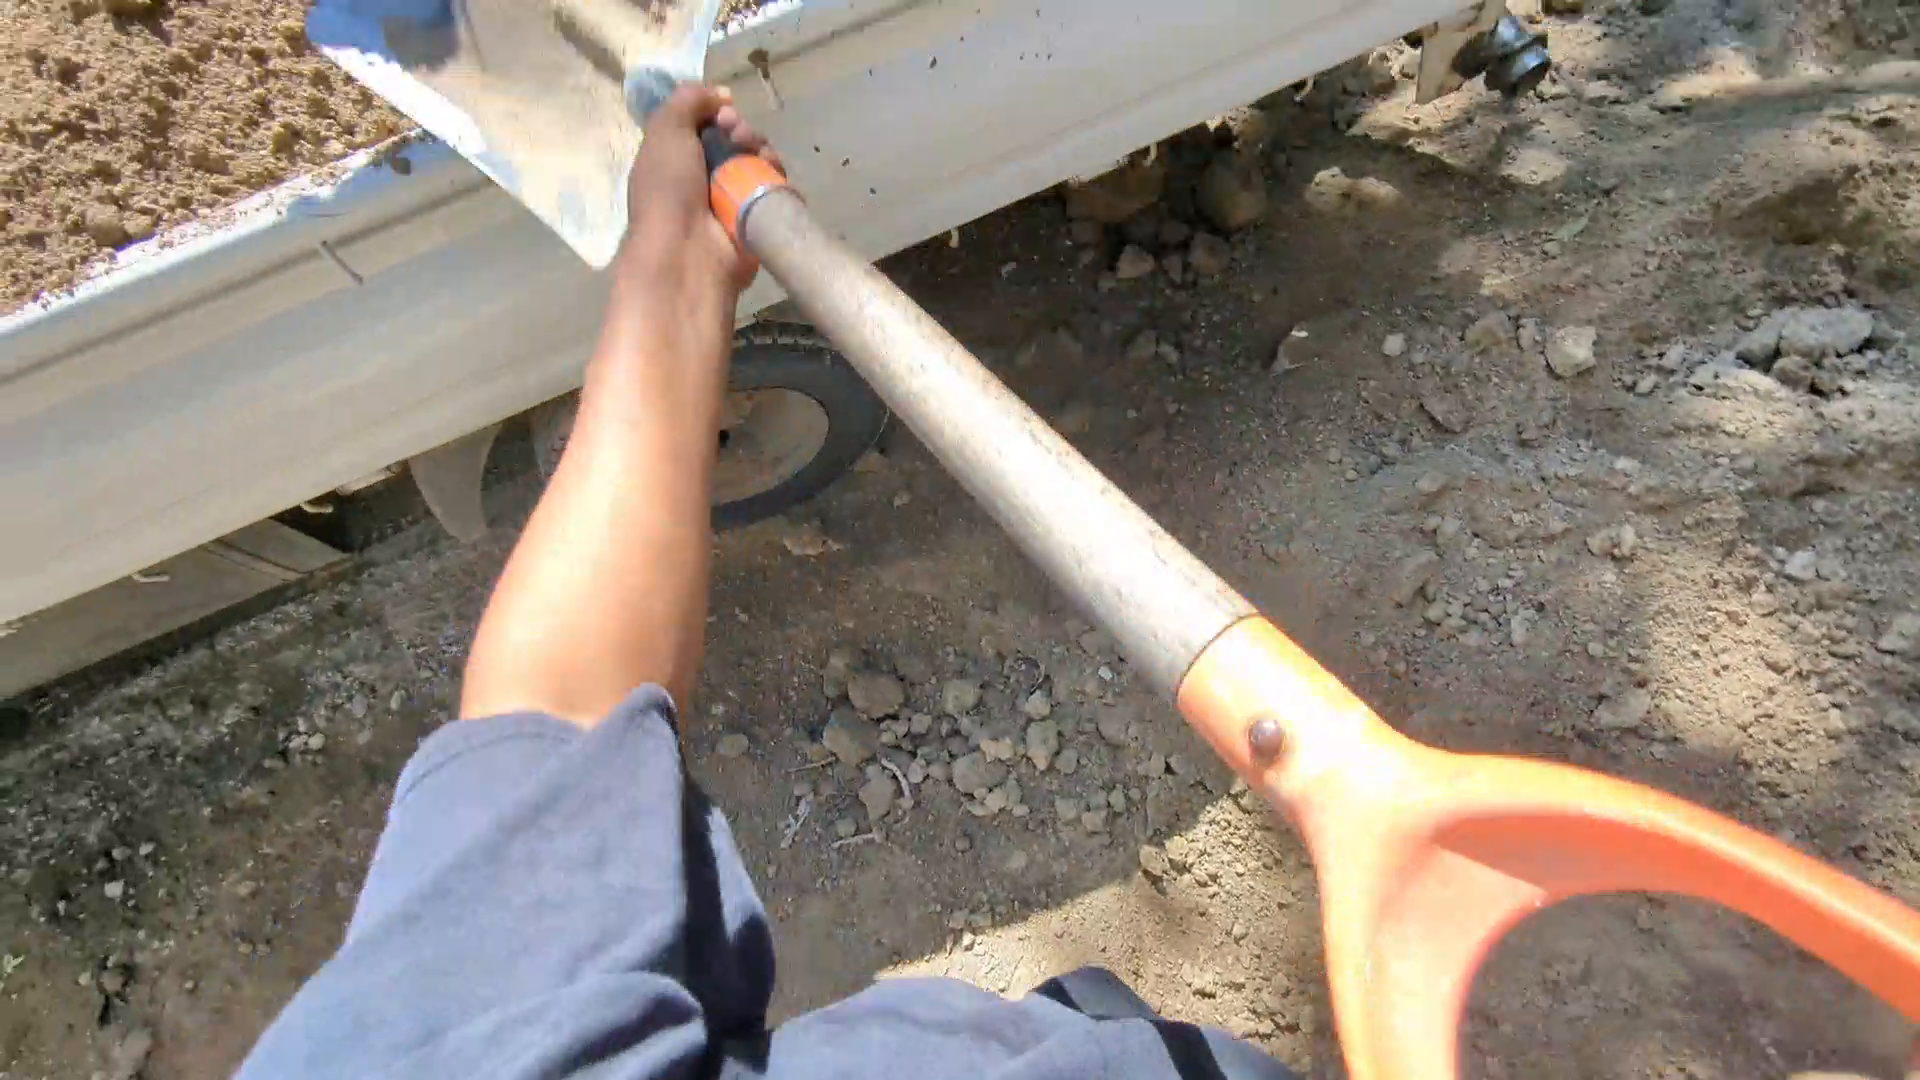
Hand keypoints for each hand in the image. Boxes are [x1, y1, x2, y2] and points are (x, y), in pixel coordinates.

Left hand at [617, 83, 781, 296]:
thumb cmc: (669, 190)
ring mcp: (734, 204)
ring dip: (765, 153)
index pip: (707, 127)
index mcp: (678, 159)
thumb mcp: (666, 130)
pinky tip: (779, 179)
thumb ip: (688, 101)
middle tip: (741, 137)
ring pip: (759, 166)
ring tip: (762, 157)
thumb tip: (722, 95)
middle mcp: (706, 181)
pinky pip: (776, 196)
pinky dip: (781, 183)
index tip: (723, 115)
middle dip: (744, 132)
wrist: (688, 253)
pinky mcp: (758, 225)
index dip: (718, 114)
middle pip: (737, 144)